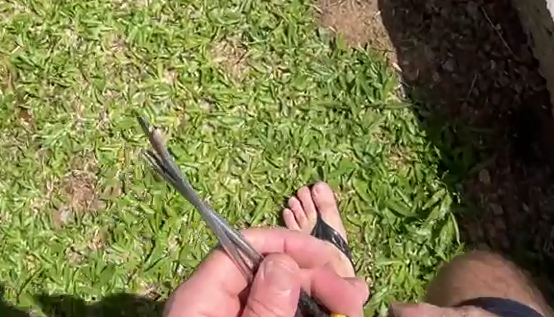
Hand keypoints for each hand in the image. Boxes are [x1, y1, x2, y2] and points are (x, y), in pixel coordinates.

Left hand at [163, 228, 369, 316]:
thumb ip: (263, 307)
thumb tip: (285, 262)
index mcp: (199, 296)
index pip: (243, 246)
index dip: (287, 243)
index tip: (325, 255)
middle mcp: (212, 302)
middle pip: (267, 272)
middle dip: (313, 276)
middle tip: (354, 293)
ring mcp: (229, 316)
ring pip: (278, 295)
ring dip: (317, 295)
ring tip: (353, 303)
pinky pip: (276, 313)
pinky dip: (304, 312)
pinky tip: (329, 312)